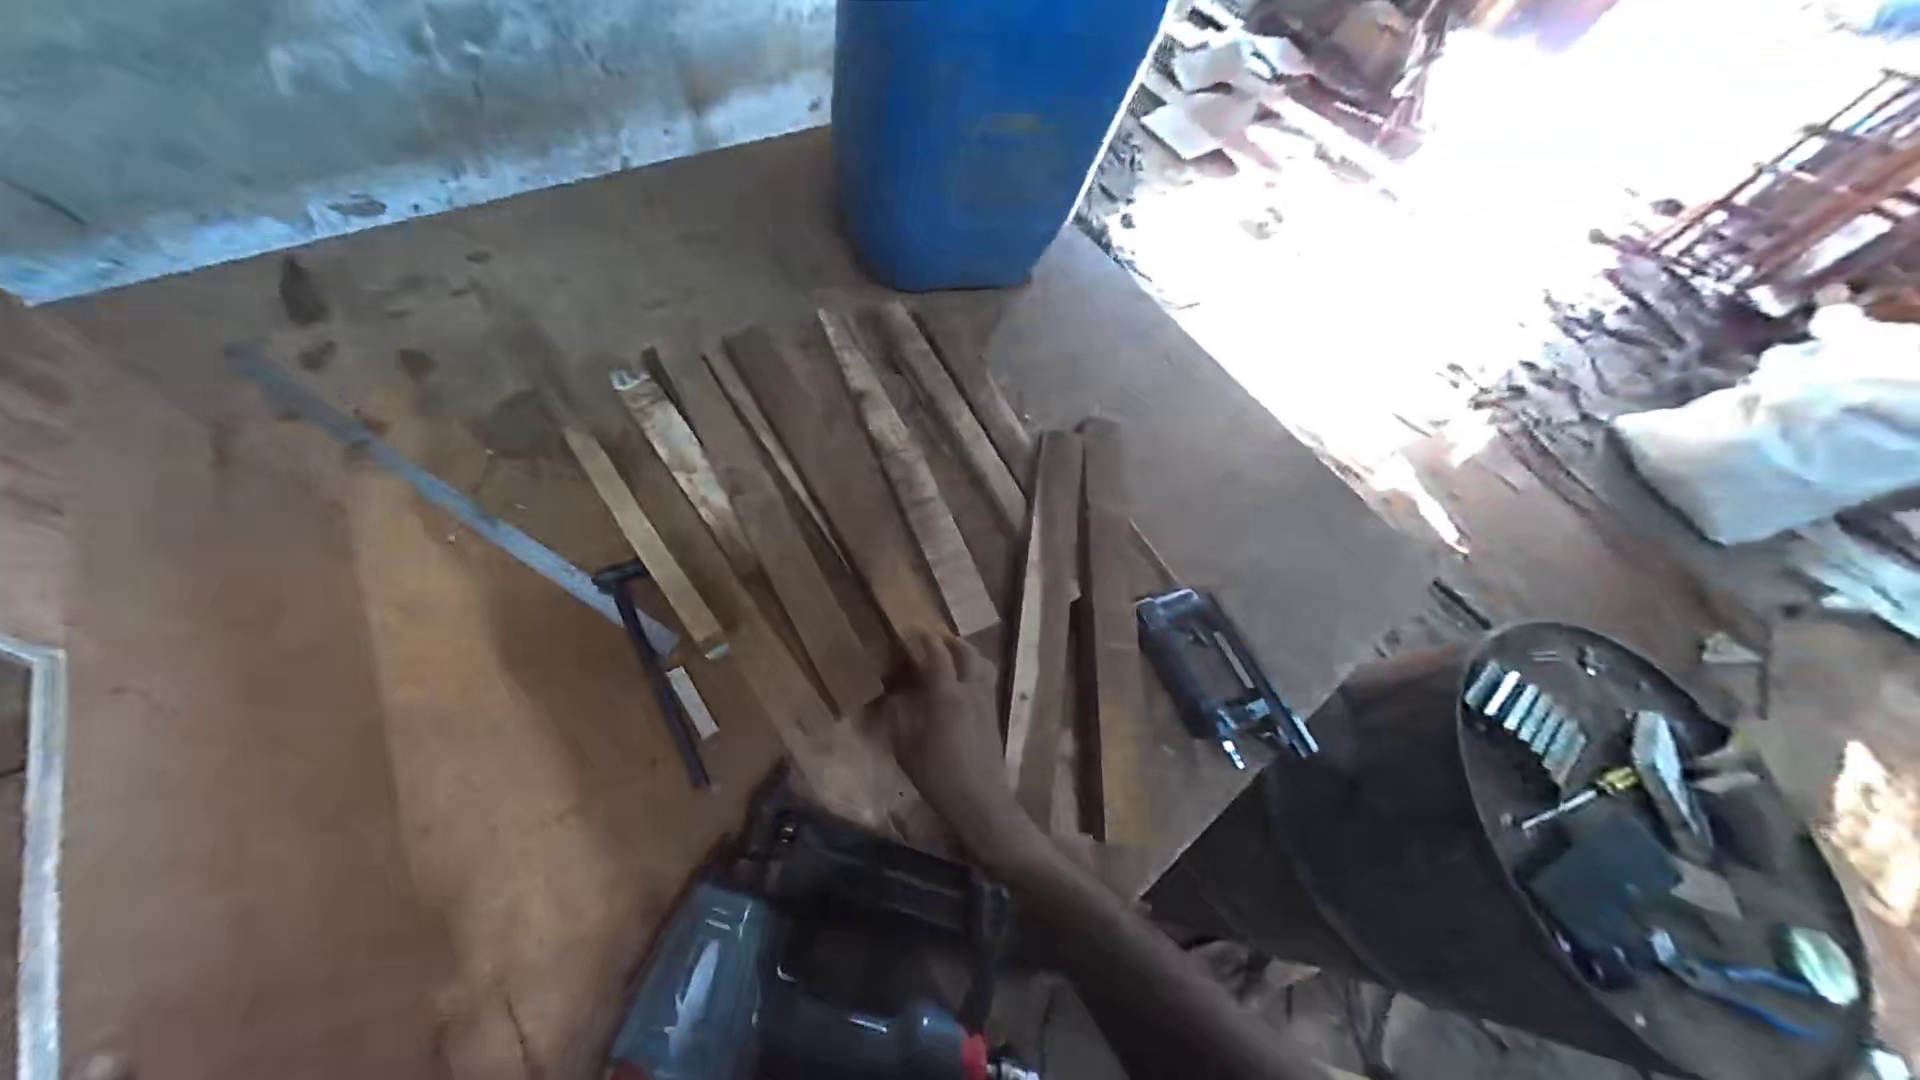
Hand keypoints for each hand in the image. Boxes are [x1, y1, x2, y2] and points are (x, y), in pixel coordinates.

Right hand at [877, 629, 1040, 866]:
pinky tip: (963, 684)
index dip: (925, 639)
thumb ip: (898, 720)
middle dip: (951, 641)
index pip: (937, 655)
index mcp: (947, 696)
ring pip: (983, 665)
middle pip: (967, 652)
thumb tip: (892, 699)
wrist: (981, 800)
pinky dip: (975, 671)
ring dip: (968, 654)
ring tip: (953, 656)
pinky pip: (987, 681)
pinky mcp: (995, 716)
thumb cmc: (939, 777)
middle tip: (935, 639)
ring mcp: (987, 702)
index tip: (913, 630)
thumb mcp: (907, 750)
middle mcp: (971, 691)